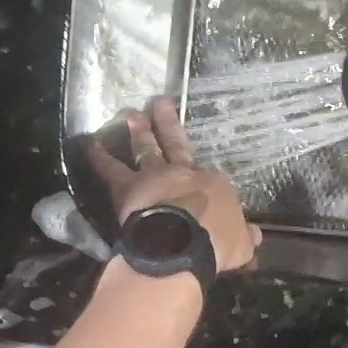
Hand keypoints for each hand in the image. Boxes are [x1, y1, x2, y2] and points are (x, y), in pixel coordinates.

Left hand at [88, 97, 261, 271]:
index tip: (209, 186)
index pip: (212, 179)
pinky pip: (111, 170)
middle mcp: (184, 173)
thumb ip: (246, 237)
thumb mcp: (241, 245)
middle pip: (177, 144)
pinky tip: (91, 145)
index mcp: (214, 184)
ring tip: (132, 115)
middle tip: (160, 102)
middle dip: (169, 123)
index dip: (209, 181)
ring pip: (146, 150)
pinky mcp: (128, 189)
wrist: (181, 244)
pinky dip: (100, 158)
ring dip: (139, 132)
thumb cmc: (215, 244)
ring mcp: (154, 177)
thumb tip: (256, 235)